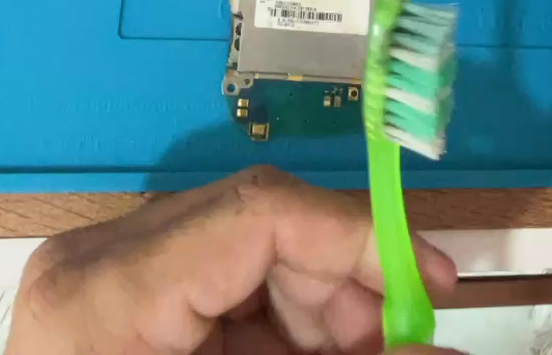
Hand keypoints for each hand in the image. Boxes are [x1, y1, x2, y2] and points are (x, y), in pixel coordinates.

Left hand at [9, 166, 458, 354]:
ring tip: (366, 354)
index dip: (359, 235)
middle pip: (262, 227)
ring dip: (323, 310)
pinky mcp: (126, 301)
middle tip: (406, 340)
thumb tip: (447, 353)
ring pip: (252, 256)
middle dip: (346, 285)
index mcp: (109, 288)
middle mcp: (104, 259)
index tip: (432, 279)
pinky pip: (227, 292)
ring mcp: (111, 277)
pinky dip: (285, 327)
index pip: (259, 211)